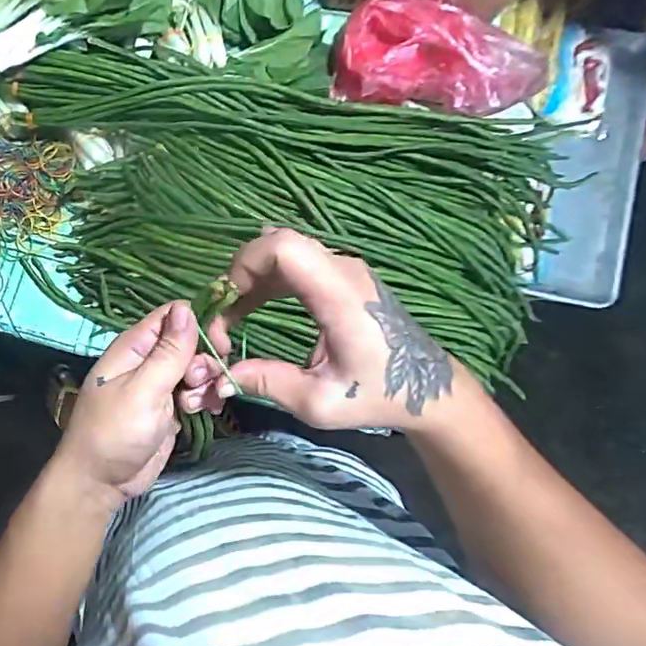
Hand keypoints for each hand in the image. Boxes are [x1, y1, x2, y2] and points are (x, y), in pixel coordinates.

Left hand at [49, 300, 198, 504]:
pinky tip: (207, 411)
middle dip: (204, 360)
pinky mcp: (170, 407)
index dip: (199, 324)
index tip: (217, 344)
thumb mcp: (144, 389)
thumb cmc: (115, 432)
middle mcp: (147, 360)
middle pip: (190, 342)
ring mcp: (159, 384)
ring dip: (206, 383)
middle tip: (198, 383)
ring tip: (195, 405)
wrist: (100, 482)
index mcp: (134, 347)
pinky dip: (205, 398)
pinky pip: (196, 391)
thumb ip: (169, 352)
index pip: (173, 315)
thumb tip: (187, 308)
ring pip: (197, 368)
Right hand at [177, 228, 470, 432]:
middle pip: (278, 242)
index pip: (282, 246)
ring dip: (252, 277)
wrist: (426, 387)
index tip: (226, 307)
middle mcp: (343, 269)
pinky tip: (251, 306)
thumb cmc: (379, 395)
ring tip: (231, 316)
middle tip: (222, 317)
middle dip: (241, 274)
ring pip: (284, 249)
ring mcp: (345, 268)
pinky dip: (268, 279)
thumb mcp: (319, 402)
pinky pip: (296, 261)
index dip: (244, 266)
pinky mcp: (342, 275)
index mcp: (340, 294)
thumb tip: (219, 377)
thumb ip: (268, 384)